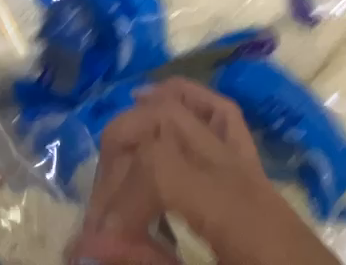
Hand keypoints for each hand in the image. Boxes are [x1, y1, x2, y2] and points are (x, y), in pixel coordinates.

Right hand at [73, 79, 339, 264]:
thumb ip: (152, 263)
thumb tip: (93, 245)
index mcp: (237, 209)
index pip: (157, 169)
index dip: (117, 201)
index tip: (100, 243)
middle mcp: (239, 175)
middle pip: (155, 127)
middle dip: (114, 170)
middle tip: (103, 222)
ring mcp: (247, 168)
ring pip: (178, 109)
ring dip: (132, 131)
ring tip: (113, 179)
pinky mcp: (252, 173)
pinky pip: (218, 113)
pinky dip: (179, 97)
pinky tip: (147, 101)